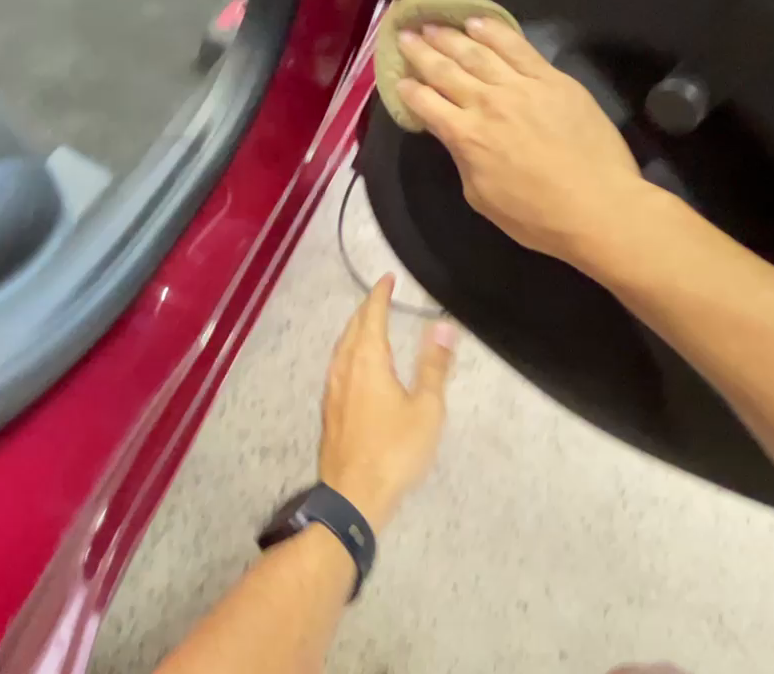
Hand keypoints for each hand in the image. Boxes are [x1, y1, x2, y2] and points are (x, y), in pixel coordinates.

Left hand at [319, 275, 457, 528]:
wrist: (353, 495)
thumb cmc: (395, 450)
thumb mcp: (426, 409)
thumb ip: (434, 366)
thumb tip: (442, 325)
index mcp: (368, 361)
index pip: (372, 316)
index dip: (380, 295)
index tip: (387, 278)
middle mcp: (344, 367)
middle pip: (353, 327)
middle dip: (367, 308)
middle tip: (381, 296)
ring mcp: (333, 388)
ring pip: (342, 346)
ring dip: (356, 328)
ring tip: (369, 323)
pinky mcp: (330, 408)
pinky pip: (338, 364)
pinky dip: (349, 349)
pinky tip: (355, 363)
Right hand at [396, 18, 648, 266]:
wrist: (598, 206)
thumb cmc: (536, 216)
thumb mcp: (481, 196)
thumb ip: (463, 159)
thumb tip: (457, 136)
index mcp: (465, 136)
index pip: (425, 103)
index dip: (408, 89)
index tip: (398, 78)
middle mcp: (486, 103)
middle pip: (445, 70)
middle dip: (420, 52)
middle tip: (405, 35)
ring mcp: (521, 87)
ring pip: (477, 52)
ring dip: (450, 36)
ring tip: (433, 24)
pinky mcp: (552, 79)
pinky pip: (517, 47)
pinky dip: (494, 31)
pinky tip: (477, 22)